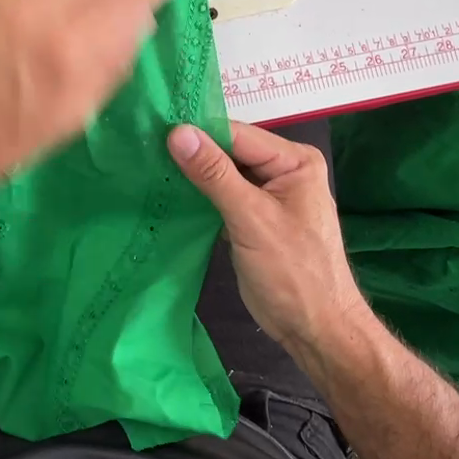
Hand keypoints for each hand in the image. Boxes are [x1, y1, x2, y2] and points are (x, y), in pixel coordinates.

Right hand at [168, 121, 372, 349]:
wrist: (314, 329)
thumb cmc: (291, 272)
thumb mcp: (251, 218)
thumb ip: (214, 174)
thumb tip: (177, 133)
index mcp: (294, 160)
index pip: (238, 134)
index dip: (198, 132)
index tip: (153, 130)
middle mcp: (283, 170)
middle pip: (230, 150)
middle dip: (193, 152)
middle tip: (144, 146)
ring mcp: (268, 195)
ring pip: (222, 173)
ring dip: (192, 174)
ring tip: (149, 166)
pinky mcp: (253, 218)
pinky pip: (222, 195)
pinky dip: (199, 195)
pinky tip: (168, 192)